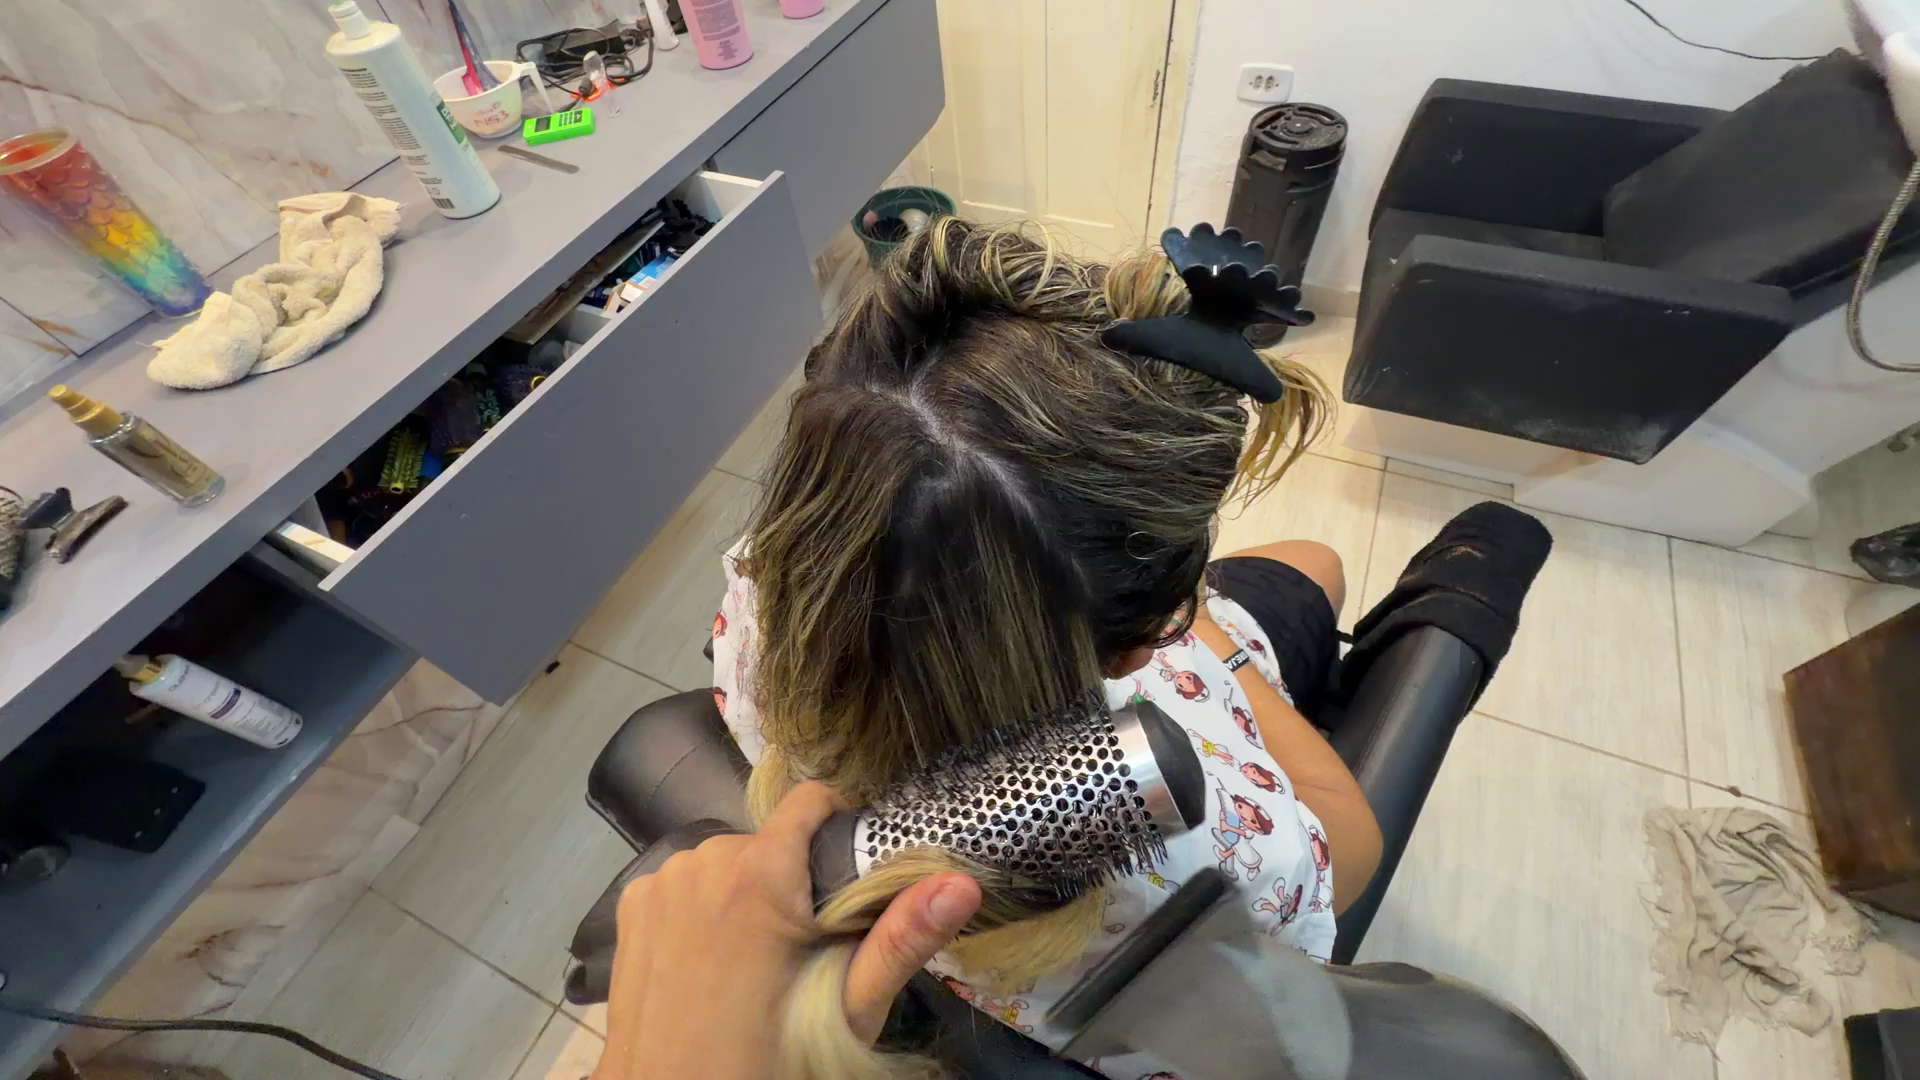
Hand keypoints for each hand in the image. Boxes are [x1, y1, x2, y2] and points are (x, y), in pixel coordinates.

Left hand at [592, 782, 981, 1079]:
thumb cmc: (769, 1064)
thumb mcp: (849, 1009)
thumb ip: (904, 938)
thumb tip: (965, 885)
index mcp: (762, 873)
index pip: (811, 799)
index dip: (837, 824)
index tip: (842, 877)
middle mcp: (706, 859)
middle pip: (771, 838)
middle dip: (791, 875)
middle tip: (800, 941)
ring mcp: (663, 879)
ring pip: (727, 857)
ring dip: (746, 889)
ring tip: (751, 956)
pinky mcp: (631, 903)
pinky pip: (686, 878)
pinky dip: (703, 902)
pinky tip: (705, 957)